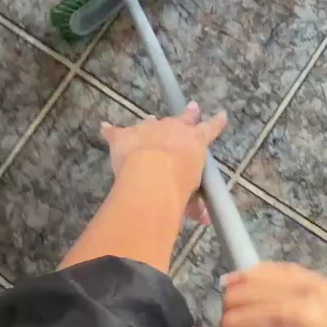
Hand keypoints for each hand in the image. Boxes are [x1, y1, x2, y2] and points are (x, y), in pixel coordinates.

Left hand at [99, 102, 226, 223]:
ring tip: (149, 118)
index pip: (210, 129)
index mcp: (195, 141)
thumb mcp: (191, 195)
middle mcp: (174, 128)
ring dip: (150, 123)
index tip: (222, 115)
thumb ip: (195, 204)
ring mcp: (148, 129)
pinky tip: (104, 128)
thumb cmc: (180, 184)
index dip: (216, 123)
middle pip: (182, 118)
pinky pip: (116, 131)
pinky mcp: (124, 136)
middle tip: (192, 107)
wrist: (152, 175)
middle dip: (188, 114)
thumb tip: (204, 219)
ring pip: (151, 122)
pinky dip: (110, 131)